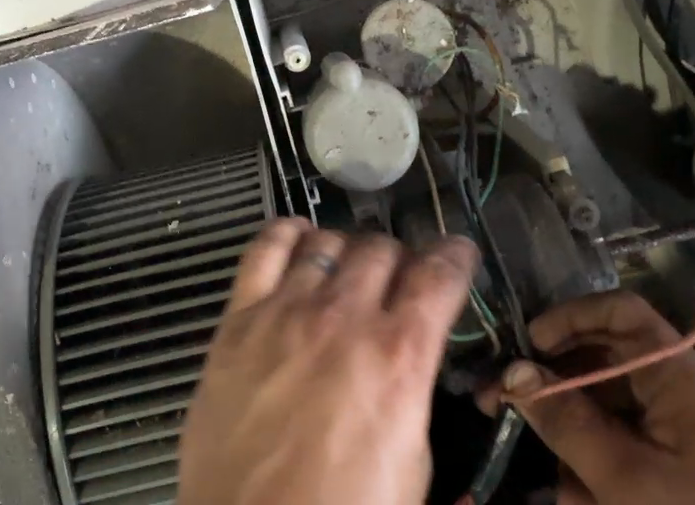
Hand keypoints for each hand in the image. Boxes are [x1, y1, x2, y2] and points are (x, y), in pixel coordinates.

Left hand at [177, 218, 479, 504]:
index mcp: (398, 356)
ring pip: (326, 243)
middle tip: (397, 275)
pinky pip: (265, 249)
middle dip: (398, 258)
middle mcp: (344, 318)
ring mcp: (286, 311)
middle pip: (380, 249)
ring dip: (346, 249)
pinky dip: (287, 233)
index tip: (456, 252)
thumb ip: (411, 388)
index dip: (454, 256)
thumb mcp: (410, 462)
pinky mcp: (238, 319)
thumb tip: (409, 356)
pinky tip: (298, 236)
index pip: (438, 275)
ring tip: (348, 265)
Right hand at [476, 291, 694, 504]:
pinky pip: (647, 455)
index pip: (620, 312)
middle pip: (612, 370)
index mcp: (685, 379)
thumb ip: (568, 422)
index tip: (526, 347)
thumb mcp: (627, 480)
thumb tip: (514, 370)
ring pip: (623, 420)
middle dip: (563, 400)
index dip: (569, 318)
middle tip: (511, 420)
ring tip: (574, 499)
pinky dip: (616, 476)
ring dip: (585, 452)